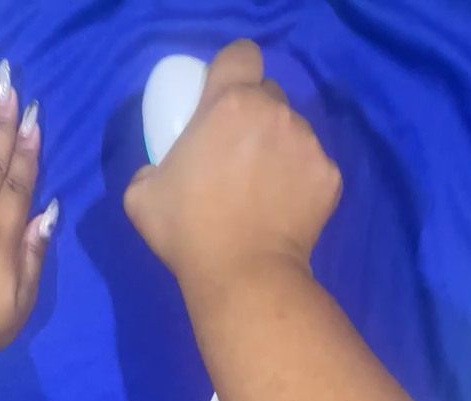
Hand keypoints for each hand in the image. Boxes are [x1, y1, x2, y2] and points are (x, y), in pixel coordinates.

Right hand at [124, 41, 340, 293]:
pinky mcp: (329, 177)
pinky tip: (284, 214)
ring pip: (294, 133)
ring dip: (280, 152)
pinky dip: (301, 186)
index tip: (221, 101)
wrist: (243, 276)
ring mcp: (308, 143)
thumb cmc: (188, 233)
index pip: (240, 54)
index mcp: (229, 103)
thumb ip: (150, 169)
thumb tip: (159, 173)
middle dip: (256, 117)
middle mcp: (275, 111)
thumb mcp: (141, 199)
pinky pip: (313, 170)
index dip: (232, 72)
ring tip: (263, 195)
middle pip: (269, 95)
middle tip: (238, 159)